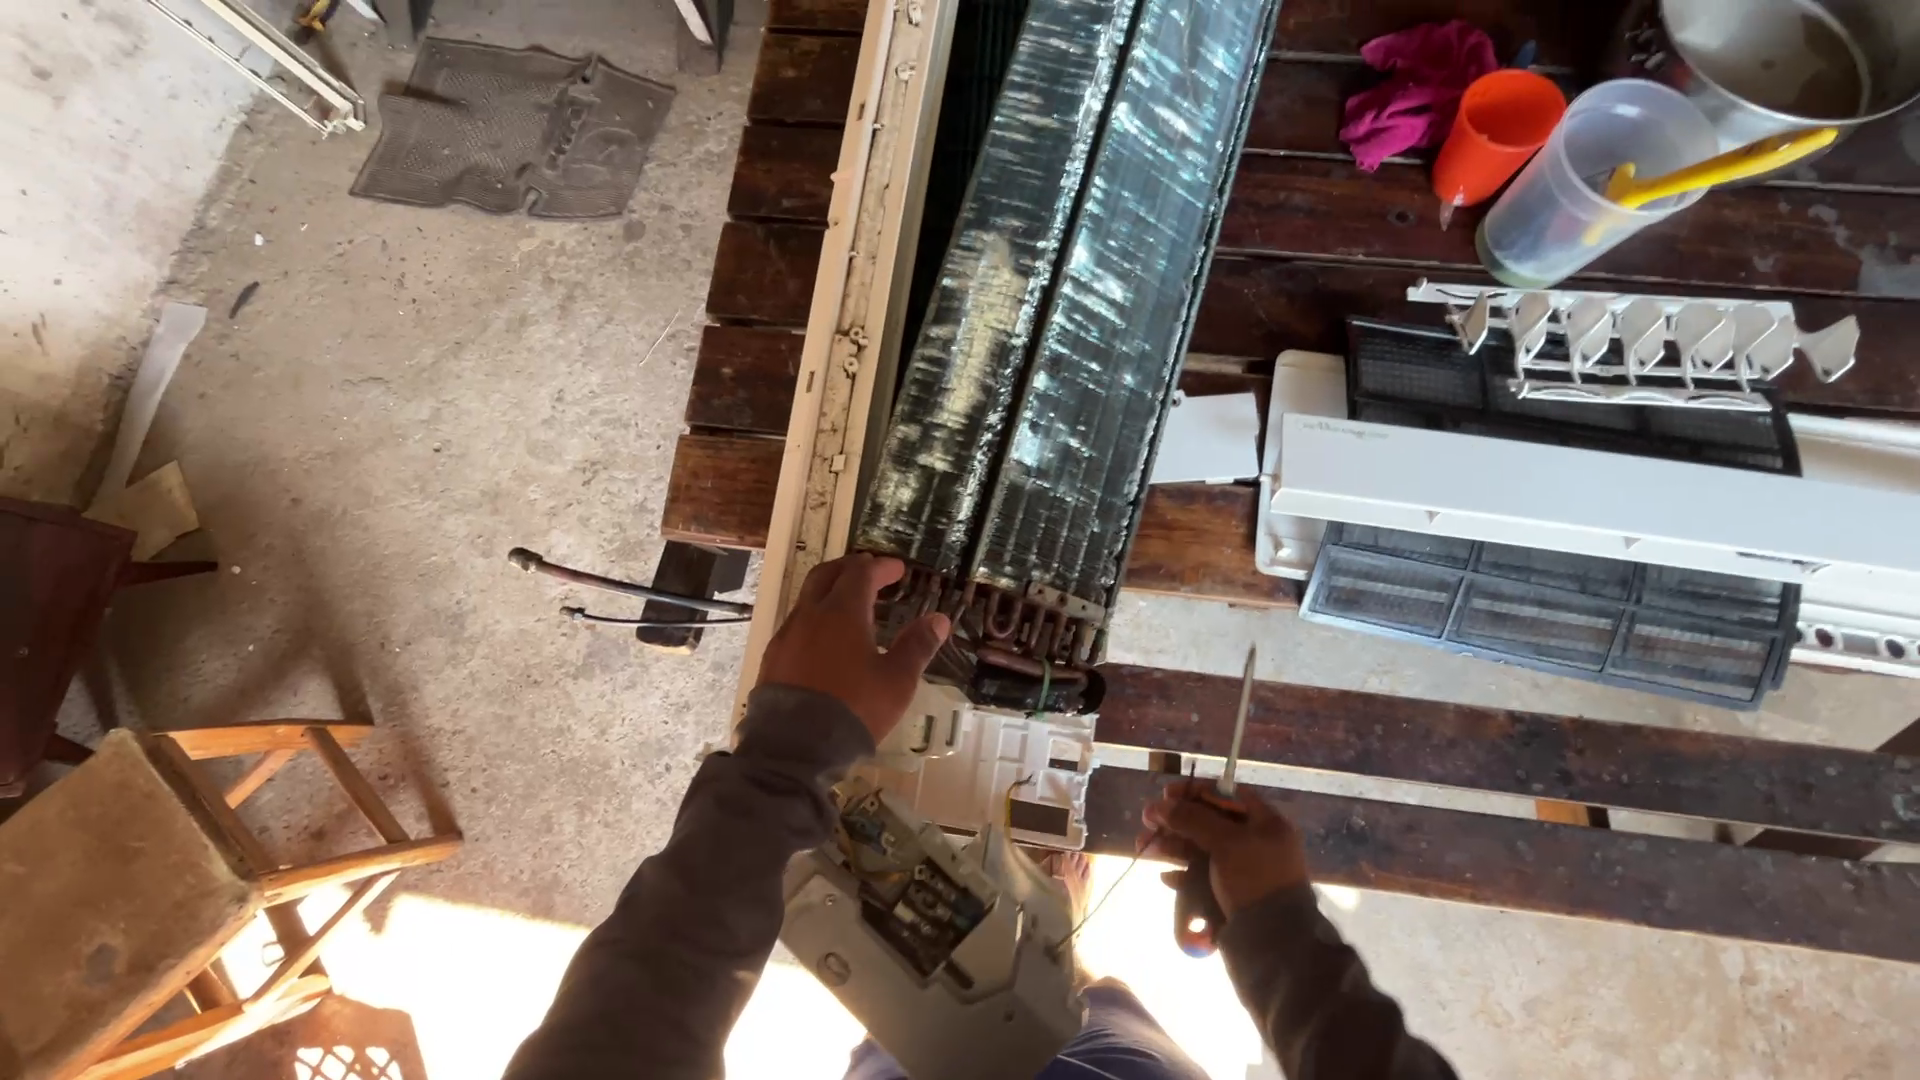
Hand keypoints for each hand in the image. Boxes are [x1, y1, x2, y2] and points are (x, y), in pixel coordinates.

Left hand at [757, 553, 950, 742]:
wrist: (794, 747)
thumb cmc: (855, 708)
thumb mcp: (897, 681)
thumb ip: (917, 646)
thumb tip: (939, 619)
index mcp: (842, 612)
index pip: (861, 574)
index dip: (881, 568)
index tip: (898, 570)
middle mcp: (810, 615)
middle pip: (826, 575)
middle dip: (849, 568)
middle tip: (869, 570)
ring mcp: (786, 636)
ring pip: (807, 600)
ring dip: (829, 592)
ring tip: (848, 605)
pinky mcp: (772, 659)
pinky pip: (795, 625)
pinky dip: (814, 618)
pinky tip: (824, 639)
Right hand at [1139, 779, 1308, 916]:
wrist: (1275, 944)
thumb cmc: (1255, 881)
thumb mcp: (1226, 842)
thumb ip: (1192, 818)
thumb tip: (1160, 804)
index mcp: (1265, 823)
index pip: (1226, 794)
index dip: (1195, 791)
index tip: (1166, 794)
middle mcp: (1255, 842)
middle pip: (1208, 821)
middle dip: (1175, 821)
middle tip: (1147, 821)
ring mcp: (1243, 870)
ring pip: (1201, 849)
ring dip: (1172, 845)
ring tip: (1143, 847)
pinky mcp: (1232, 894)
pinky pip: (1202, 876)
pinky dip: (1183, 874)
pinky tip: (1165, 877)